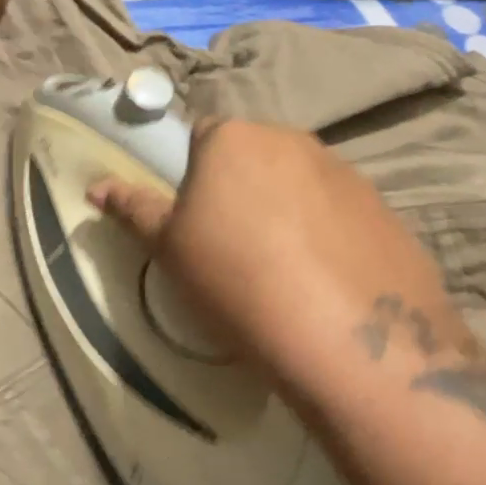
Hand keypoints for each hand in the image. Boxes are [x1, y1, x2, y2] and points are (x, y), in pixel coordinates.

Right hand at [87, 119, 474, 386]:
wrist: (354, 348)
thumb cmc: (238, 283)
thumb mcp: (170, 250)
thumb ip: (133, 209)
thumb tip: (96, 185)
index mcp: (233, 138)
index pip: (200, 136)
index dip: (190, 174)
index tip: (191, 216)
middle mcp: (293, 140)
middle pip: (252, 156)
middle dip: (239, 188)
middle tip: (229, 245)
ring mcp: (348, 175)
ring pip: (299, 184)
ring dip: (285, 210)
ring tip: (281, 270)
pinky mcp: (389, 213)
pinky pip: (341, 215)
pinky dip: (328, 237)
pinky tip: (323, 285)